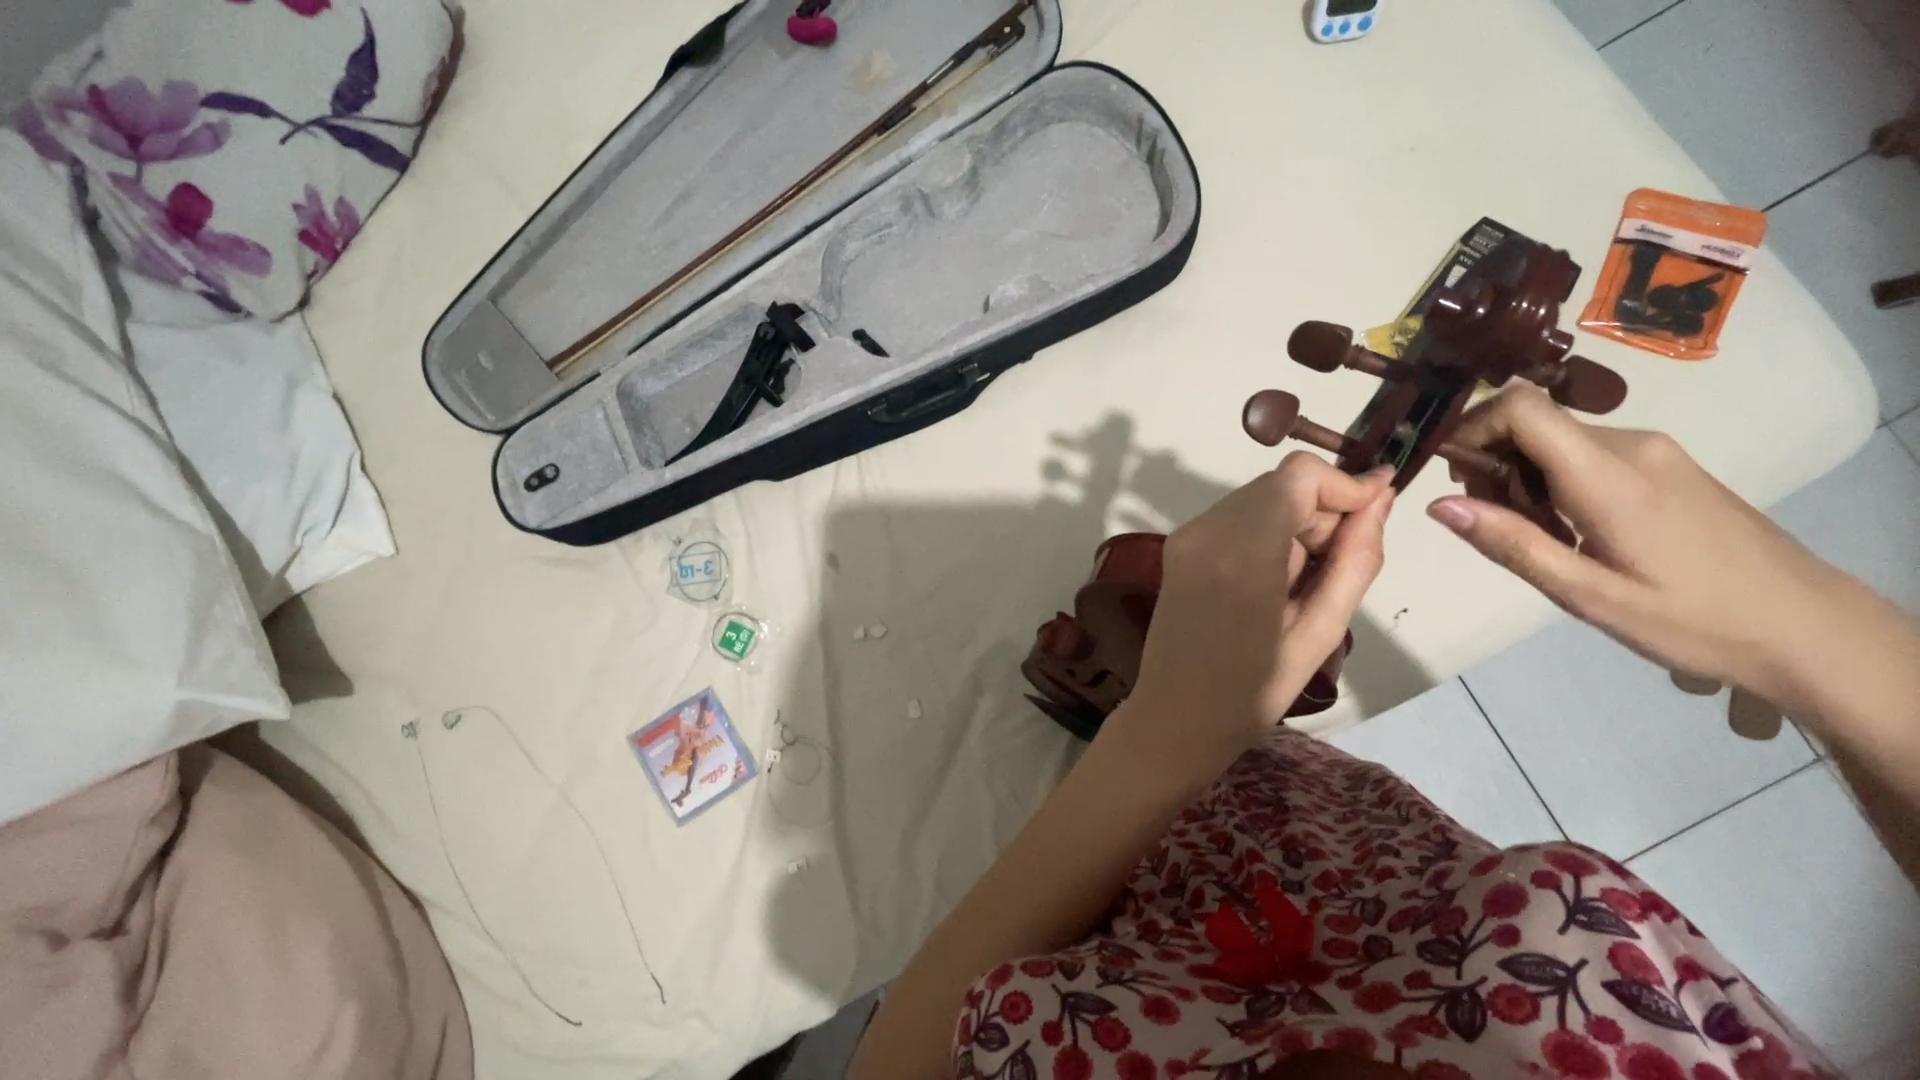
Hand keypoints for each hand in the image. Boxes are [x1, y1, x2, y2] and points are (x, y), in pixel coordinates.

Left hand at [1121, 454, 1394, 763]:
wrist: (1175, 716)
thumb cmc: (1253, 690)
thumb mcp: (1320, 632)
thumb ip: (1354, 560)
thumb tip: (1378, 501)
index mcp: (1243, 553)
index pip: (1300, 475)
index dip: (1344, 485)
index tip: (1376, 514)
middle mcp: (1207, 531)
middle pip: (1281, 485)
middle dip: (1322, 512)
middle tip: (1335, 569)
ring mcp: (1187, 536)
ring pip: (1260, 497)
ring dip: (1295, 523)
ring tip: (1302, 584)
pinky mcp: (1177, 545)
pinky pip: (1236, 517)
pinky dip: (1266, 532)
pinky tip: (1272, 581)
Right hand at [1428, 384, 1844, 699]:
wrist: (1811, 629)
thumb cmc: (1695, 622)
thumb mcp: (1589, 595)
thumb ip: (1512, 544)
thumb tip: (1438, 506)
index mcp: (1609, 475)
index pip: (1523, 408)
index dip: (1473, 428)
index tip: (1454, 478)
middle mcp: (1632, 446)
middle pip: (1533, 426)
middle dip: (1493, 467)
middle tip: (1495, 528)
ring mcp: (1656, 453)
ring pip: (1558, 442)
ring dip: (1524, 480)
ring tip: (1542, 541)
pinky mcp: (1668, 466)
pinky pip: (1589, 455)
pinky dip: (1557, 484)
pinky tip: (1575, 534)